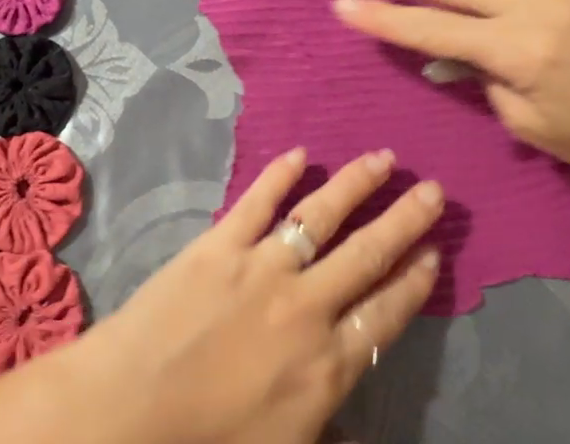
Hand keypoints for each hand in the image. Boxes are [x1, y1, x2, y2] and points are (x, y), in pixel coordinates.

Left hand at [58, 149, 443, 443]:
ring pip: (319, 216)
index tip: (435, 251)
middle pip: (367, 255)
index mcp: (328, 363)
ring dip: (355, 185)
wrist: (135, 404)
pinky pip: (257, 202)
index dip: (414, 281)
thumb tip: (349, 377)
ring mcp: (262, 267)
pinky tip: (299, 154)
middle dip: (405, 220)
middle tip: (433, 189)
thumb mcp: (288, 442)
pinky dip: (279, 175)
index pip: (386, 313)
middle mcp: (306, 306)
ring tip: (382, 158)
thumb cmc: (210, 438)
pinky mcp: (218, 244)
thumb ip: (328, 409)